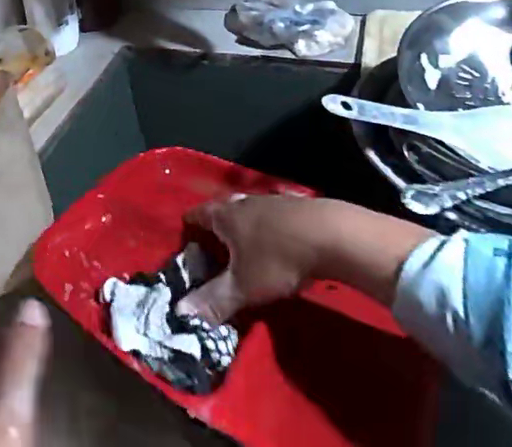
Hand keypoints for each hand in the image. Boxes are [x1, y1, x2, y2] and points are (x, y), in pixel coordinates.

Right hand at [179, 195, 431, 323]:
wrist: (330, 234)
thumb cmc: (278, 258)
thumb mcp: (243, 286)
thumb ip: (213, 299)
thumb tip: (180, 310)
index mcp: (228, 215)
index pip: (201, 213)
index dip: (191, 223)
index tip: (185, 233)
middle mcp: (248, 202)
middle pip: (226, 208)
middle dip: (217, 222)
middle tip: (211, 241)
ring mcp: (275, 201)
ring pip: (252, 210)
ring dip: (245, 223)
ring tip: (242, 242)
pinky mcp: (299, 206)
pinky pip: (274, 215)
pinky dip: (269, 226)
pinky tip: (276, 240)